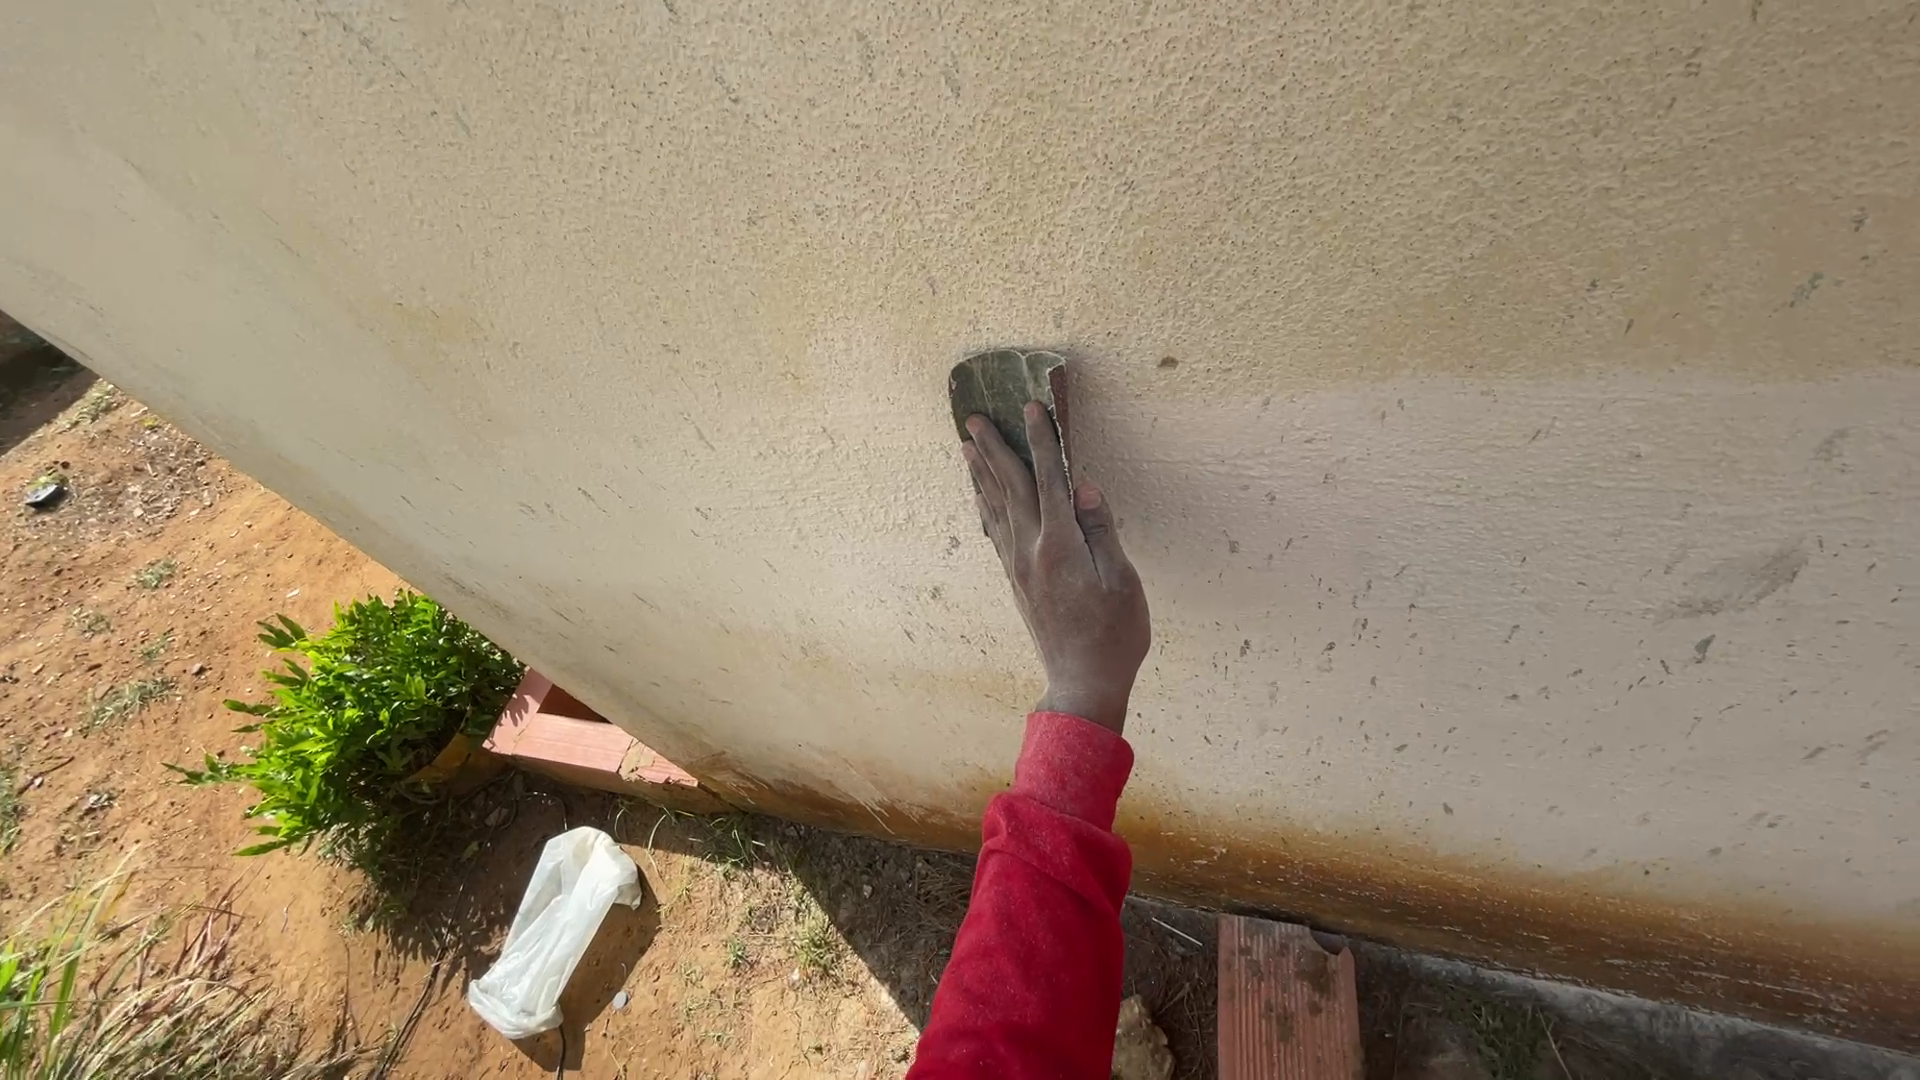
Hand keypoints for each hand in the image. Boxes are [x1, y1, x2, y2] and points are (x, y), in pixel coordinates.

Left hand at [961, 403, 1150, 733]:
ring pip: (995, 508)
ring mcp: (1018, 567)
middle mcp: (1031, 550)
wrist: (1083, 682)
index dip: (1041, 440)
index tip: (1031, 406)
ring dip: (981, 474)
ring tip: (966, 447)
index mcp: (1061, 545)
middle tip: (972, 418)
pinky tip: (981, 497)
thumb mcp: (1122, 581)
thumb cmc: (1113, 635)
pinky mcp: (1016, 581)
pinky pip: (995, 532)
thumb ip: (1102, 530)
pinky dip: (985, 507)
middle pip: (1010, 487)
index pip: (1049, 479)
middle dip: (993, 448)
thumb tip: (1084, 486)